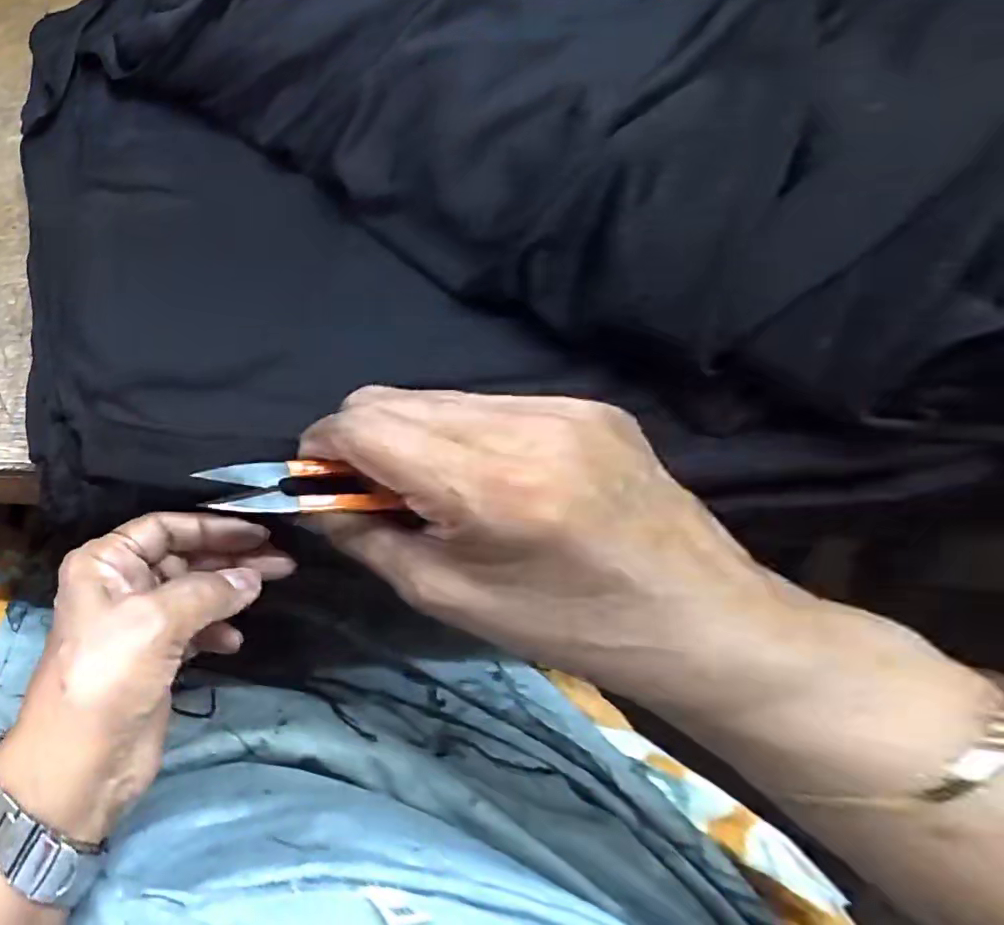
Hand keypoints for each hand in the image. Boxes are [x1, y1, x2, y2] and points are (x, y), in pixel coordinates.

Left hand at [0, 514, 294, 843]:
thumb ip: (206, 592)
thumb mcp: (155, 621)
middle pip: (179, 558)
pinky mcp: (152, 657)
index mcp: (104, 561)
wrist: (81, 759)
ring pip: (189, 593)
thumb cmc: (109, 673)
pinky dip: (214, 629)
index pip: (161, 528)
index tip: (257, 532)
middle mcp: (118, 584)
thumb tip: (251, 577)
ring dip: (226, 592)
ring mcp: (135, 622)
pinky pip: (190, 629)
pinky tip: (235, 638)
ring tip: (268, 590)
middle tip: (280, 560)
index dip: (209, 527)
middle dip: (226, 557)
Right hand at [298, 387, 819, 711]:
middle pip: (383, 398)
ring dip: (398, 431)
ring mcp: (558, 408)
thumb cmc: (563, 625)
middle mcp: (522, 428)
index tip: (317, 478)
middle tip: (363, 486)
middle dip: (352, 437)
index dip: (321, 446)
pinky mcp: (581, 404)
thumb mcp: (441, 593)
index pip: (362, 426)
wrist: (712, 626)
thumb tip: (309, 496)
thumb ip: (361, 534)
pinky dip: (445, 429)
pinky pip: (473, 400)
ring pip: (424, 395)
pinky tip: (472, 471)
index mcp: (488, 487)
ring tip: (421, 480)